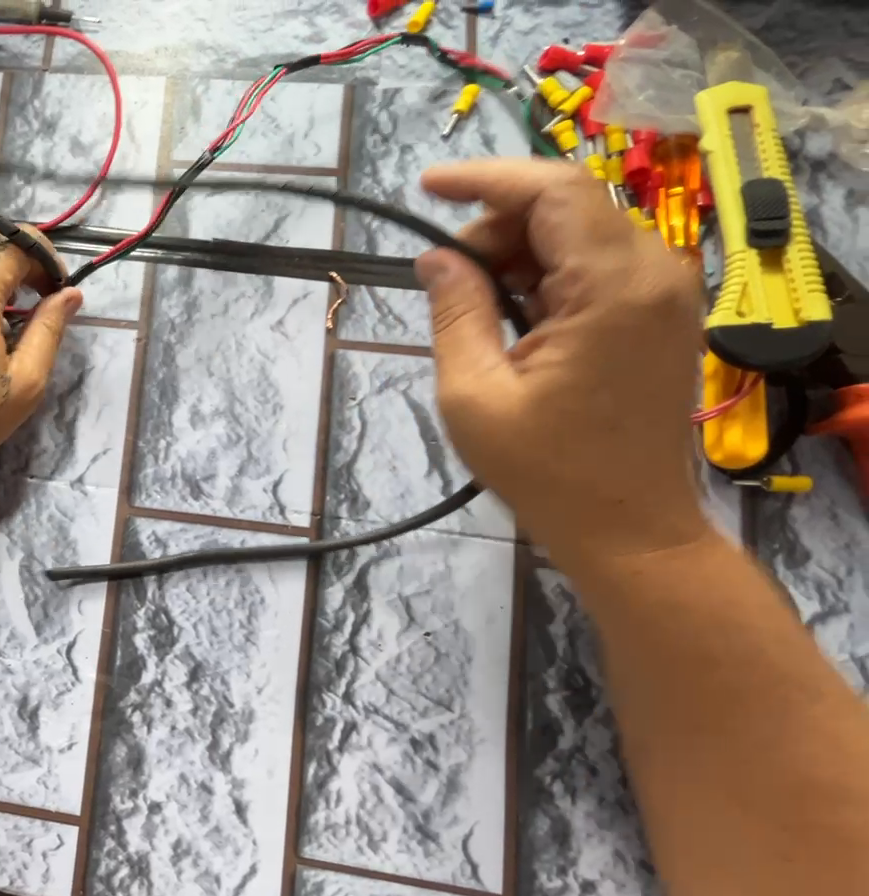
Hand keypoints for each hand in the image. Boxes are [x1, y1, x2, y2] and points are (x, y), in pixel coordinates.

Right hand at [418, 159, 711, 570]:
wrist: (624, 522)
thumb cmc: (540, 466)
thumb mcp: (472, 392)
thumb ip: (455, 313)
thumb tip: (436, 258)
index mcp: (612, 289)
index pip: (555, 193)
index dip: (486, 179)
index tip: (425, 187)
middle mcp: (653, 274)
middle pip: (568, 208)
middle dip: (495, 228)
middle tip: (439, 279)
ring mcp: (663, 293)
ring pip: (581, 235)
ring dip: (517, 253)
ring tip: (468, 304)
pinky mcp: (657, 315)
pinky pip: (596, 267)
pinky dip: (544, 275)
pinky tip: (507, 314)